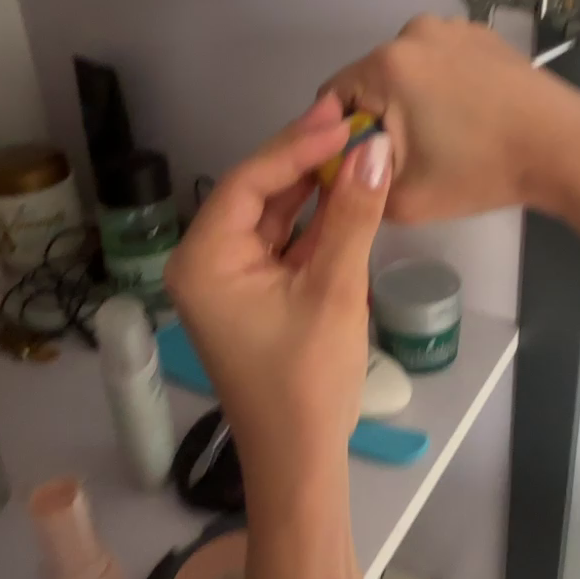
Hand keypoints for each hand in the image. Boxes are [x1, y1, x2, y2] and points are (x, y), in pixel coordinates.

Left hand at [165, 94, 391, 501]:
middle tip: (352, 121)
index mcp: (204, 260)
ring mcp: (232, 278)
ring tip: (355, 146)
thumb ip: (353, 215)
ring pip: (274, 215)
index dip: (297, 145)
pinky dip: (316, 220)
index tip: (344, 118)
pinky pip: (285, 242)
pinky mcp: (257, 293)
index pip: (248, 182)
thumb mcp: (334, 290)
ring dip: (315, 186)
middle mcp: (208, 262)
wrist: (301, 460)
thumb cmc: (307, 380)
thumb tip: (375, 149)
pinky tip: (348, 191)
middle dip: (306, 159)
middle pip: (258, 193)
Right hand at [320, 16, 579, 223]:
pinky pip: (439, 63)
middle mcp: (413, 32)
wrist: (562, 148)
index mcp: (387, 64)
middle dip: (379, 119)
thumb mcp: (406, 201)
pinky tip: (469, 118)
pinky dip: (441, 88)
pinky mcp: (481, 35)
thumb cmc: (482, 172)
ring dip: (410, 103)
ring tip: (444, 139)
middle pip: (369, 82)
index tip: (365, 165)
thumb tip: (346, 175)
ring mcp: (452, 28)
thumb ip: (358, 190)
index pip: (331, 100)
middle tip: (409, 159)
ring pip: (405, 72)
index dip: (340, 137)